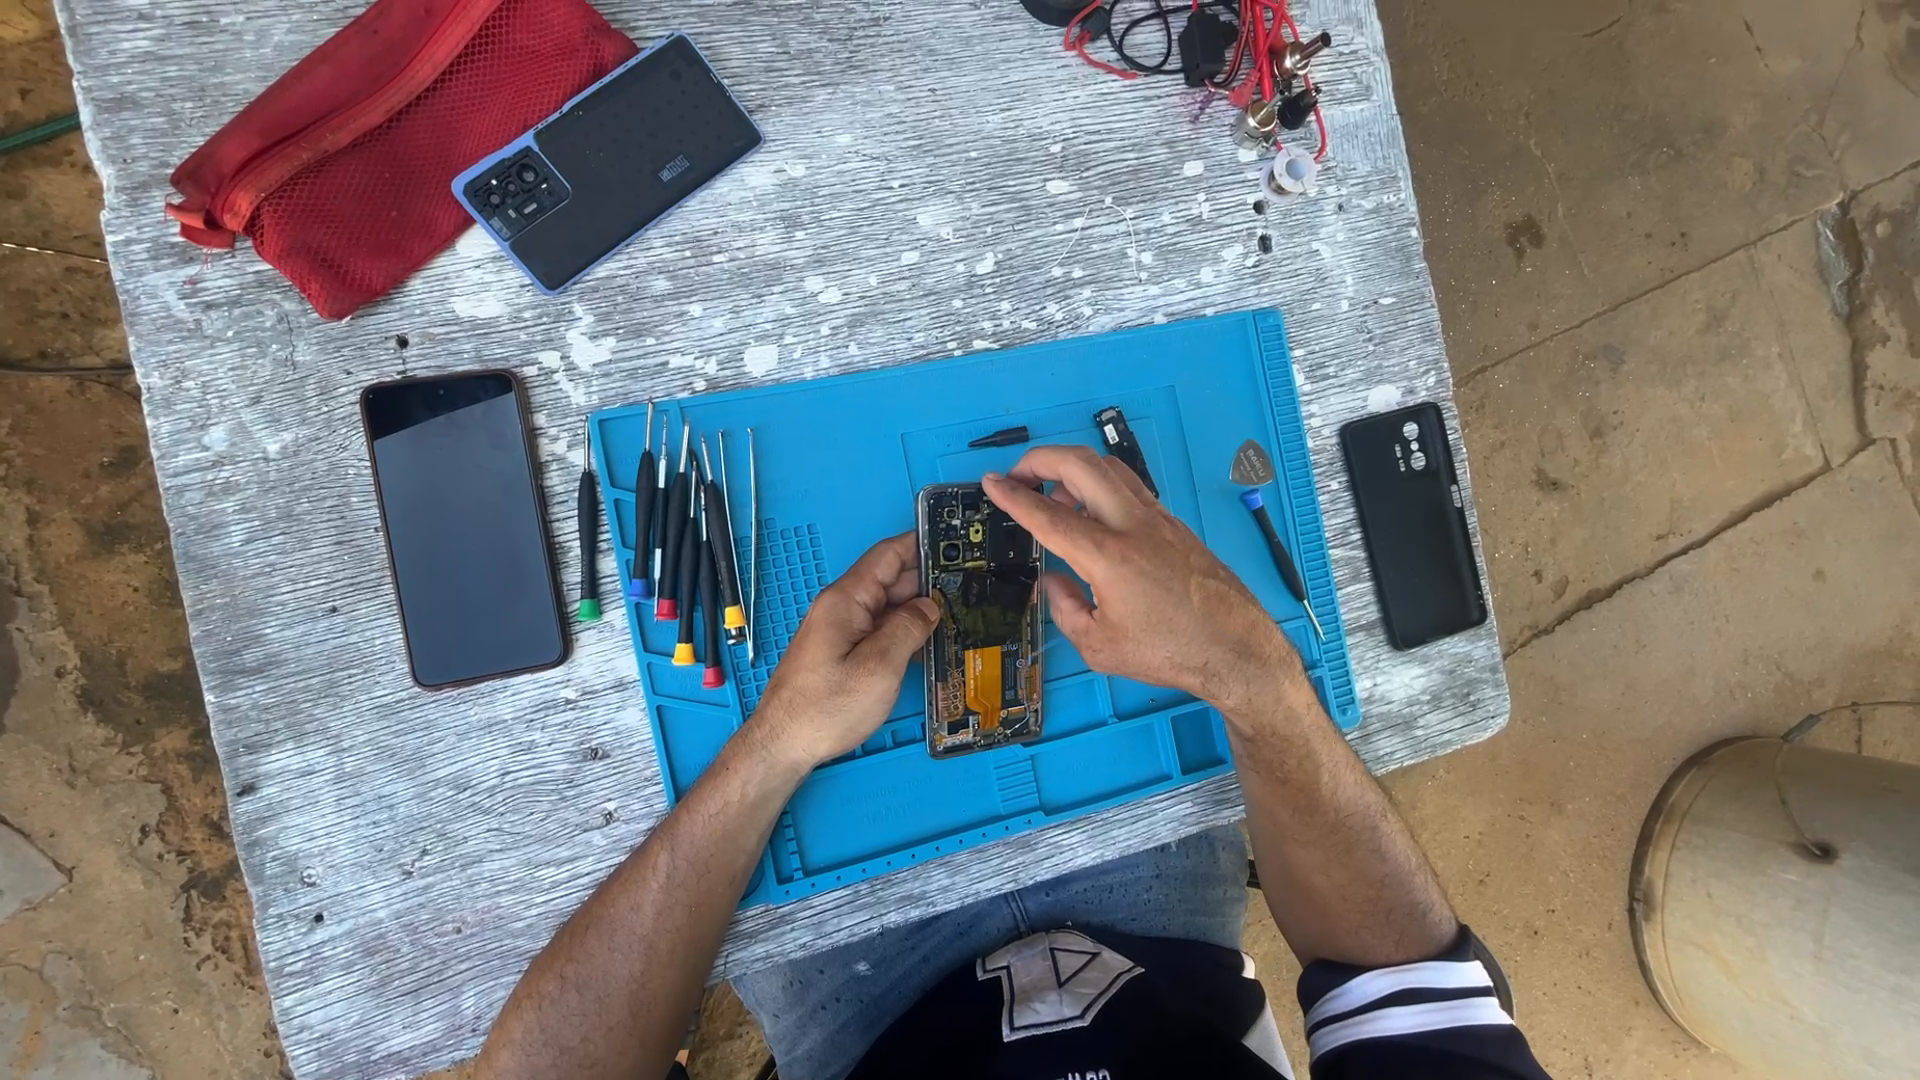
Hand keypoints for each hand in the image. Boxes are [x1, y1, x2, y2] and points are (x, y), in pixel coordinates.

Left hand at [747, 532, 939, 768]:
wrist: (784, 744)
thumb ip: (908, 629)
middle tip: (968, 587)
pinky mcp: (842, 650)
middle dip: (928, 580)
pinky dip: (904, 632)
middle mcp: (842, 607)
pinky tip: (928, 644)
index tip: (953, 542)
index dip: (922, 544)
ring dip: (919, 610)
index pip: (888, 554)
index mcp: (846, 599)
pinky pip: (880, 629)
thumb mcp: (878, 668)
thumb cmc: (824, 709)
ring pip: (888, 607)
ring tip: (957, 615)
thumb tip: (929, 607)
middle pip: (892, 580)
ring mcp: (841, 629)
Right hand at [981, 446, 1305, 715]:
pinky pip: (1129, 486)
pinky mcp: (1174, 524)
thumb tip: (1054, 581)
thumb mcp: (1099, 647)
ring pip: (1109, 466)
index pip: (1047, 515)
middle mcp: (1133, 525)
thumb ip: (1065, 609)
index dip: (1012, 496)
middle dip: (1040, 459)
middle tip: (1018, 475)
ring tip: (1054, 494)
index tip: (992, 483)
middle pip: (1080, 464)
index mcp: (1108, 556)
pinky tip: (1093, 512)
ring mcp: (1158, 519)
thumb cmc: (1171, 652)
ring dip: (1073, 468)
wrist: (1237, 649)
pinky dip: (1100, 485)